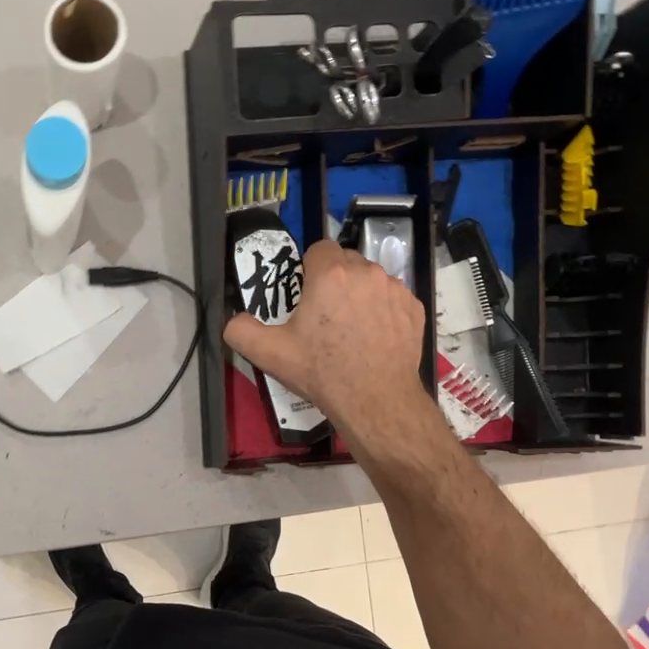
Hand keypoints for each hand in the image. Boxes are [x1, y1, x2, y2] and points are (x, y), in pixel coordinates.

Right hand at [223, 240, 432, 441]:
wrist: (375, 399)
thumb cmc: (321, 372)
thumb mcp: (269, 354)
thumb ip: (240, 330)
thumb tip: (234, 320)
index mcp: (330, 275)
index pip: (319, 248)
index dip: (308, 268)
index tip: (304, 294)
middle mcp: (366, 272)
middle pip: (346, 261)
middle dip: (334, 281)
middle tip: (323, 315)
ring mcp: (394, 290)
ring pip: (370, 279)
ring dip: (358, 294)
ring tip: (349, 328)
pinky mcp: (415, 308)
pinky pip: (392, 299)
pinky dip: (382, 311)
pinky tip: (372, 338)